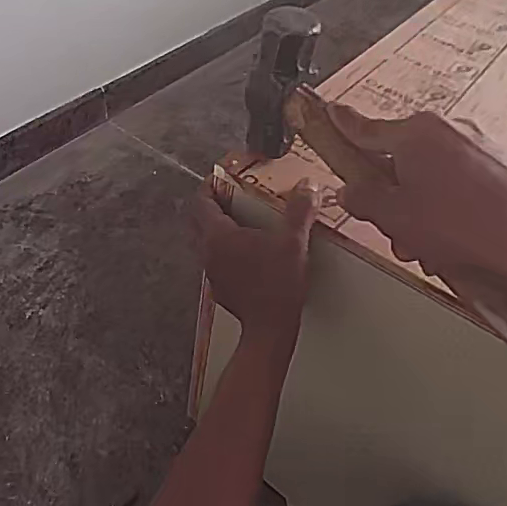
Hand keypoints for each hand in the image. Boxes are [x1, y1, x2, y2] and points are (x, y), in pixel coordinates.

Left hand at [193, 178, 316, 340]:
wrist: (269, 328)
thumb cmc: (278, 284)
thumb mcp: (293, 242)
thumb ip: (300, 210)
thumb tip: (309, 185)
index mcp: (218, 236)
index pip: (201, 202)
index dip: (209, 186)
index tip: (221, 177)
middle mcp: (207, 252)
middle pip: (197, 220)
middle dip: (210, 204)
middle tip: (230, 195)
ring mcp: (210, 271)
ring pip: (204, 241)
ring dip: (217, 227)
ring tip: (241, 220)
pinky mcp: (219, 286)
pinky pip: (215, 259)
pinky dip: (224, 249)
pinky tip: (246, 250)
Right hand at [326, 107, 506, 310]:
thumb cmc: (464, 226)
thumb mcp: (391, 215)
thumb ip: (361, 197)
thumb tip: (350, 189)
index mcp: (416, 132)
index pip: (364, 126)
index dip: (339, 124)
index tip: (327, 112)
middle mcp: (448, 132)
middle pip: (396, 159)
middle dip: (386, 194)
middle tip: (386, 224)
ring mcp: (477, 149)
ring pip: (425, 178)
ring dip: (415, 210)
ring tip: (422, 244)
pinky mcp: (498, 171)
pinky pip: (454, 187)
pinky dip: (444, 211)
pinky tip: (449, 242)